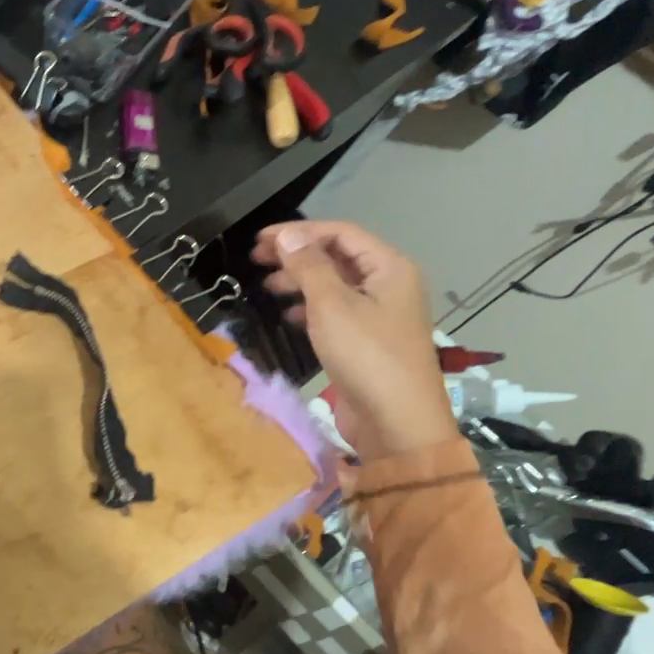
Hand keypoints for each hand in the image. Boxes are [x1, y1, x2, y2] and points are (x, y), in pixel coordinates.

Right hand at [252, 221, 454, 460]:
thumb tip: (287, 236)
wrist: (396, 421)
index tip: (259, 240)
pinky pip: (335, 311)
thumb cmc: (367, 356)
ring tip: (267, 287)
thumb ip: (308, 267)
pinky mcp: (367, 341)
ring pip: (335, 285)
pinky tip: (288, 317)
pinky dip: (309, 308)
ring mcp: (379, 314)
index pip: (341, 234)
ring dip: (300, 281)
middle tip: (256, 260)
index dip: (299, 232)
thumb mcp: (332, 306)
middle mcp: (389, 285)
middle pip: (338, 257)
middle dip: (297, 255)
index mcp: (389, 269)